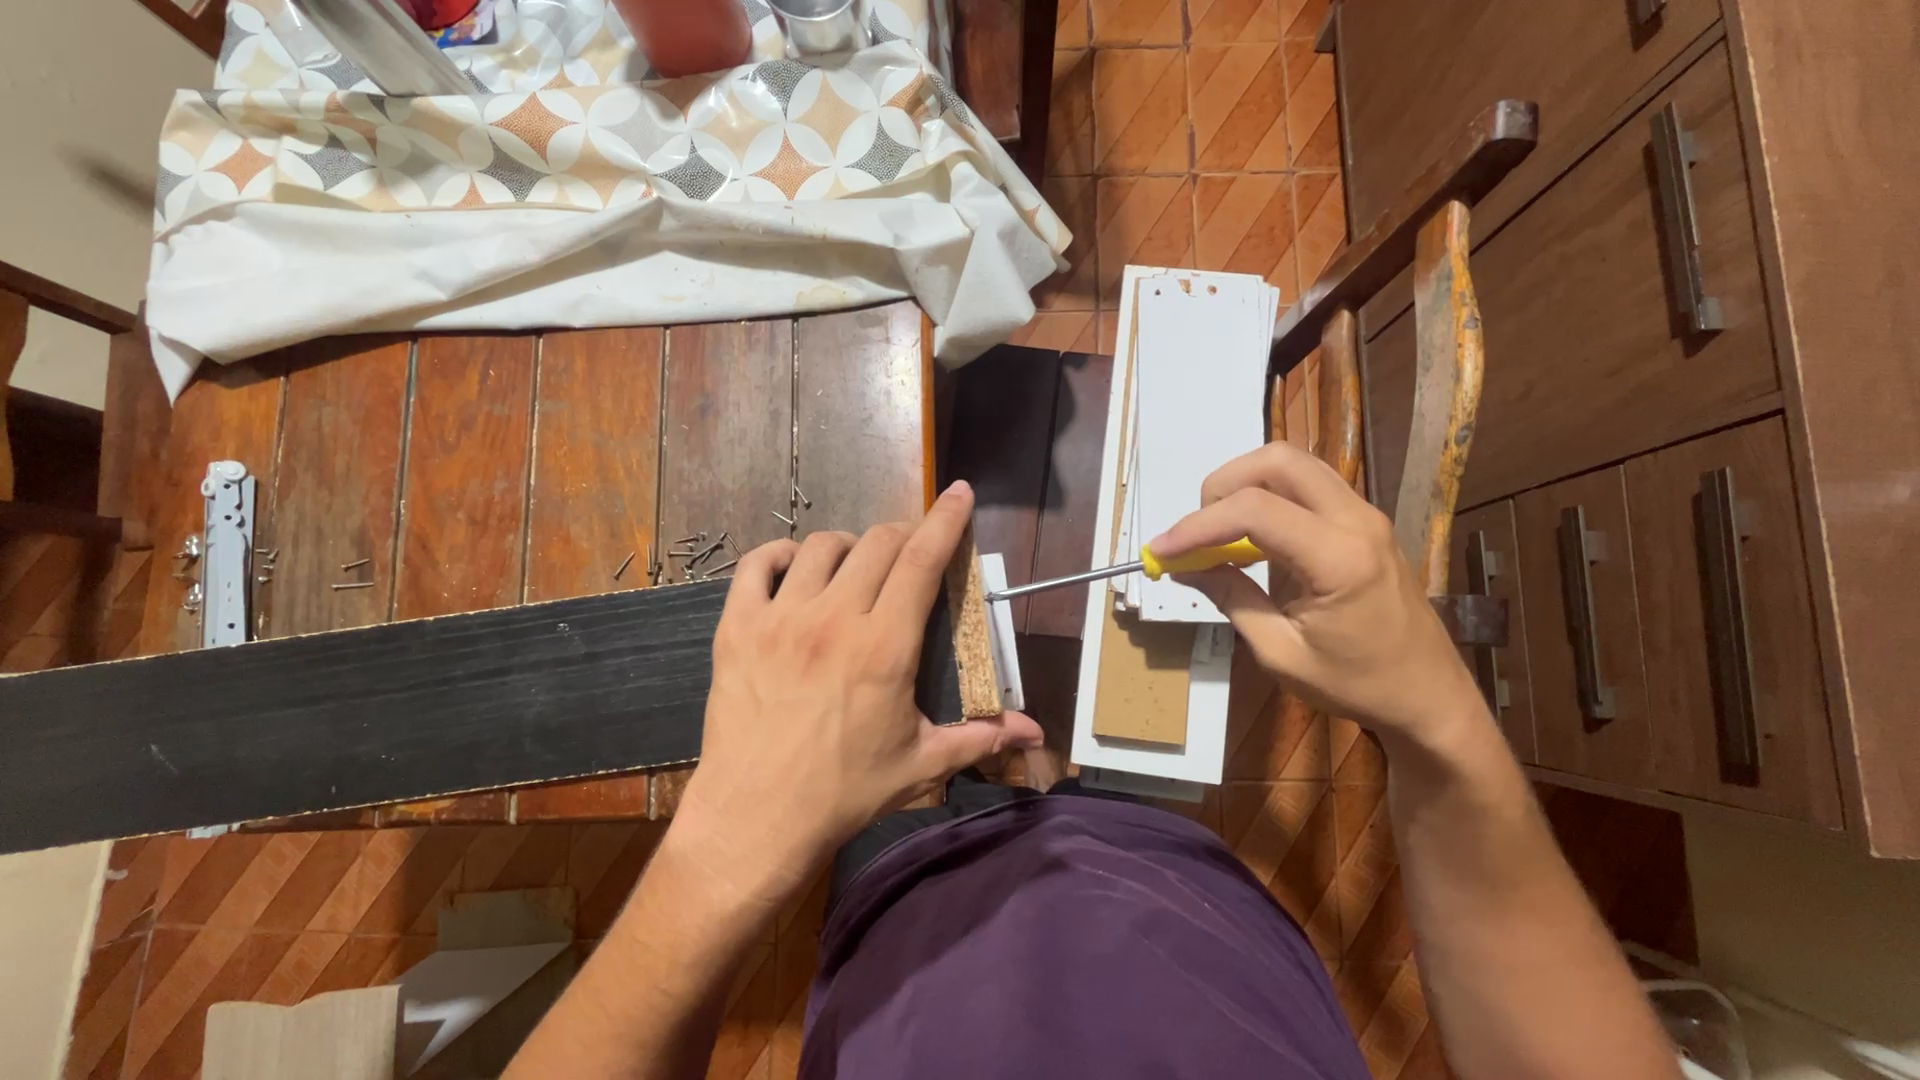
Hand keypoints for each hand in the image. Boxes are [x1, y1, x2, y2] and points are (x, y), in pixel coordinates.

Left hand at [679, 481, 1043, 899]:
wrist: (756, 817)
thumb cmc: (844, 792)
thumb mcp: (921, 764)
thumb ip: (980, 736)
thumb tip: (1034, 731)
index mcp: (885, 647)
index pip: (922, 561)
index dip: (945, 520)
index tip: (958, 493)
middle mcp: (834, 618)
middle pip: (876, 543)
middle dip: (901, 535)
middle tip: (908, 554)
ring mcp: (780, 618)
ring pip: (819, 547)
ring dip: (847, 546)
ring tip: (854, 568)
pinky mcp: (737, 627)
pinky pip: (757, 564)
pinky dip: (780, 555)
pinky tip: (794, 569)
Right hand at [1150, 442, 1485, 751]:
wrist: (1428, 695)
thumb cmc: (1356, 684)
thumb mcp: (1280, 652)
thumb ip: (1231, 598)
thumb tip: (1184, 567)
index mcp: (1340, 558)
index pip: (1254, 511)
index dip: (1197, 526)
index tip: (1160, 551)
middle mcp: (1356, 520)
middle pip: (1277, 461)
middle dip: (1223, 485)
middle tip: (1198, 531)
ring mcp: (1364, 516)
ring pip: (1294, 465)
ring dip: (1246, 486)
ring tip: (1221, 535)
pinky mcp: (1363, 522)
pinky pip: (1308, 486)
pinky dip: (1269, 498)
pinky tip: (1253, 542)